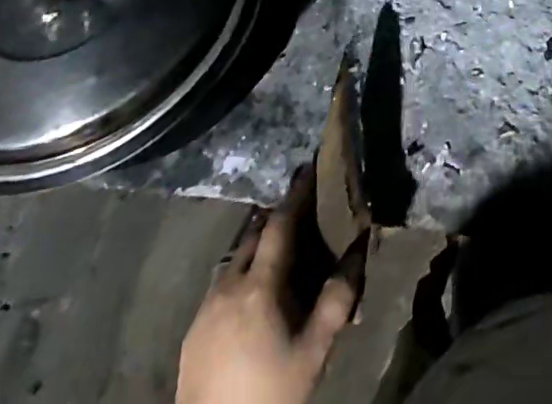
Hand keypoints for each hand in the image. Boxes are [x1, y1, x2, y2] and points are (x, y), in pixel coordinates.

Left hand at [177, 166, 362, 403]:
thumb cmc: (271, 391)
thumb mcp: (314, 351)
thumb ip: (338, 299)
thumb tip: (360, 251)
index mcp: (259, 286)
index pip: (279, 225)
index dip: (294, 195)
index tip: (306, 169)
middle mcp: (227, 286)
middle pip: (251, 237)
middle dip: (274, 217)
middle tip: (296, 206)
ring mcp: (204, 309)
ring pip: (232, 261)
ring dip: (254, 245)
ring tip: (275, 245)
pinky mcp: (191, 332)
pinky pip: (219, 286)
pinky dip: (238, 273)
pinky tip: (249, 291)